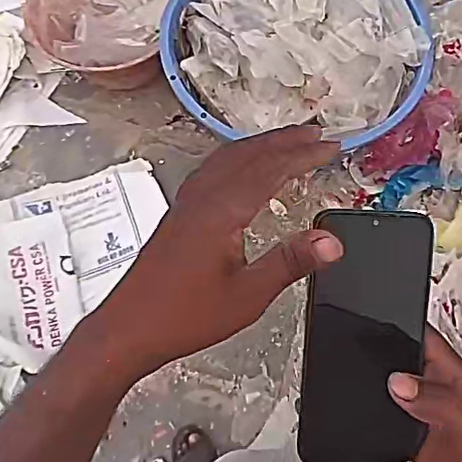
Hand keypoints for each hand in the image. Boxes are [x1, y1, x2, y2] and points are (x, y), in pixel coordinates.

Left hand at [90, 125, 342, 372]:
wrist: (130, 327)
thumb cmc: (183, 315)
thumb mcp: (247, 295)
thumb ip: (290, 262)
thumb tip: (330, 242)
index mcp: (221, 211)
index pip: (271, 169)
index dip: (304, 155)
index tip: (331, 147)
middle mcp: (202, 198)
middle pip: (248, 154)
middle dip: (285, 141)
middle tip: (316, 134)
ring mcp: (187, 203)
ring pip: (227, 158)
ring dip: (260, 146)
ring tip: (286, 142)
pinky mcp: (179, 214)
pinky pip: (212, 170)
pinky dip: (237, 159)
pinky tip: (241, 168)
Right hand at [324, 327, 461, 461]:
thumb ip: (438, 402)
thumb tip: (398, 381)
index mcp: (455, 382)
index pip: (422, 339)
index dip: (397, 325)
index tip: (364, 320)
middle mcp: (437, 398)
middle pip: (393, 370)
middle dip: (363, 369)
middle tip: (335, 374)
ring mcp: (424, 424)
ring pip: (380, 406)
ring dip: (356, 415)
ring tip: (333, 426)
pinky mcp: (414, 450)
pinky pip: (377, 442)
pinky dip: (358, 451)